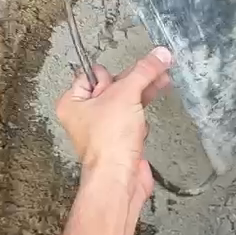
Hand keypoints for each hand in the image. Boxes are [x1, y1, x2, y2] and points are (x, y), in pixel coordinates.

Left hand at [55, 47, 173, 209]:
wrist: (119, 179)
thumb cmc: (108, 142)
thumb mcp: (126, 94)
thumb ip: (144, 71)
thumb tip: (159, 54)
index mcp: (73, 102)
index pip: (92, 74)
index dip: (113, 70)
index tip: (132, 63)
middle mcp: (85, 116)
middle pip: (112, 87)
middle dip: (134, 79)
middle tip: (155, 66)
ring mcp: (103, 130)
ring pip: (124, 103)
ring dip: (142, 93)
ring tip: (162, 79)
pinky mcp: (120, 142)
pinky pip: (132, 120)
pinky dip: (142, 116)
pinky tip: (150, 113)